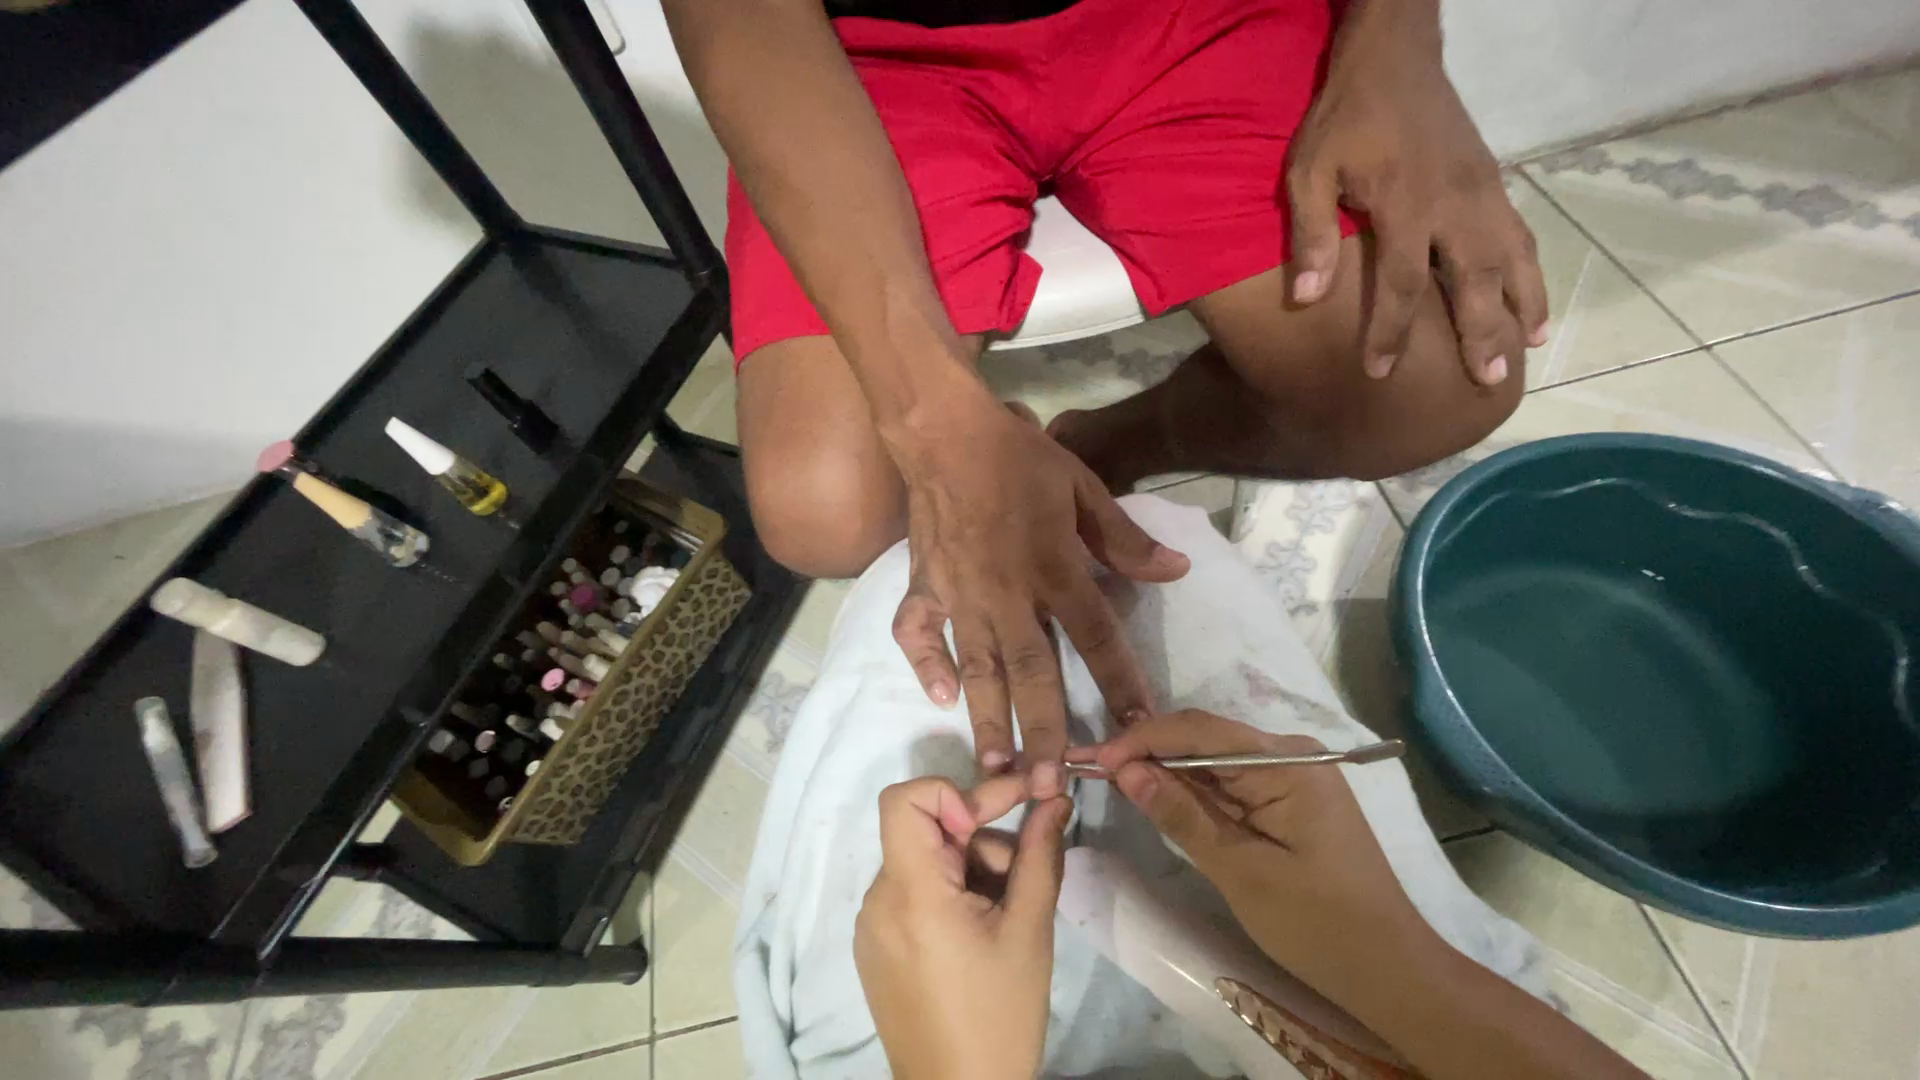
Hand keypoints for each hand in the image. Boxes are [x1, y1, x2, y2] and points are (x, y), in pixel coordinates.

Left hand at [855, 772, 1073, 1079]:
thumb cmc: (999, 1016)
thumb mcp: (1030, 932)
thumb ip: (1039, 856)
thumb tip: (1053, 798)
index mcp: (910, 893)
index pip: (902, 799)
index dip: (948, 794)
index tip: (986, 826)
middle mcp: (878, 899)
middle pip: (926, 832)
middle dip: (978, 840)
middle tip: (1021, 876)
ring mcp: (872, 924)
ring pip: (925, 862)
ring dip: (970, 870)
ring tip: (1006, 917)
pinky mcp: (876, 945)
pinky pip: (913, 893)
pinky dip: (949, 894)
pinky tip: (980, 933)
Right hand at [888, 394, 1188, 770]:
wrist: (946, 434)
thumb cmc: (1019, 459)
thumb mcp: (1083, 487)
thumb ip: (1125, 537)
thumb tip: (1176, 571)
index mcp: (1052, 567)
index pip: (1096, 636)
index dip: (1122, 684)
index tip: (1139, 732)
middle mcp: (1007, 594)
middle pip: (1031, 671)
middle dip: (1043, 731)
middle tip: (1049, 786)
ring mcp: (959, 594)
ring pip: (978, 666)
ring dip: (987, 718)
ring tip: (994, 768)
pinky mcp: (923, 587)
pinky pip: (919, 634)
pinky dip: (926, 666)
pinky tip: (939, 697)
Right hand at [1078, 710, 1438, 1011]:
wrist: (1393, 972)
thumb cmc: (1319, 926)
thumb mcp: (1241, 872)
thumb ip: (1182, 815)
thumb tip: (1125, 770)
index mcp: (1286, 763)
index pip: (1198, 732)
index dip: (1141, 740)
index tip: (1093, 760)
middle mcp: (1289, 755)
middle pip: (1203, 739)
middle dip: (1147, 752)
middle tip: (1093, 770)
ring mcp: (1290, 775)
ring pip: (1211, 760)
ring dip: (1165, 771)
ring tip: (1113, 780)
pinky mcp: (1287, 798)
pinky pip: (1229, 782)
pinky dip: (1192, 791)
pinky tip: (1157, 796)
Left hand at [1286, 6, 1548, 385]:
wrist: (1394, 55)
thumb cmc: (1343, 119)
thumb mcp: (1308, 172)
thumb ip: (1310, 234)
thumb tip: (1303, 299)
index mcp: (1406, 205)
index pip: (1401, 284)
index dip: (1389, 331)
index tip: (1379, 373)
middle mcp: (1455, 204)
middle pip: (1475, 280)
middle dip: (1481, 334)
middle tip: (1487, 382)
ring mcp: (1482, 192)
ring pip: (1512, 259)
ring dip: (1521, 307)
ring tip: (1525, 352)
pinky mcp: (1493, 182)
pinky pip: (1520, 235)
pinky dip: (1531, 271)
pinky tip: (1531, 301)